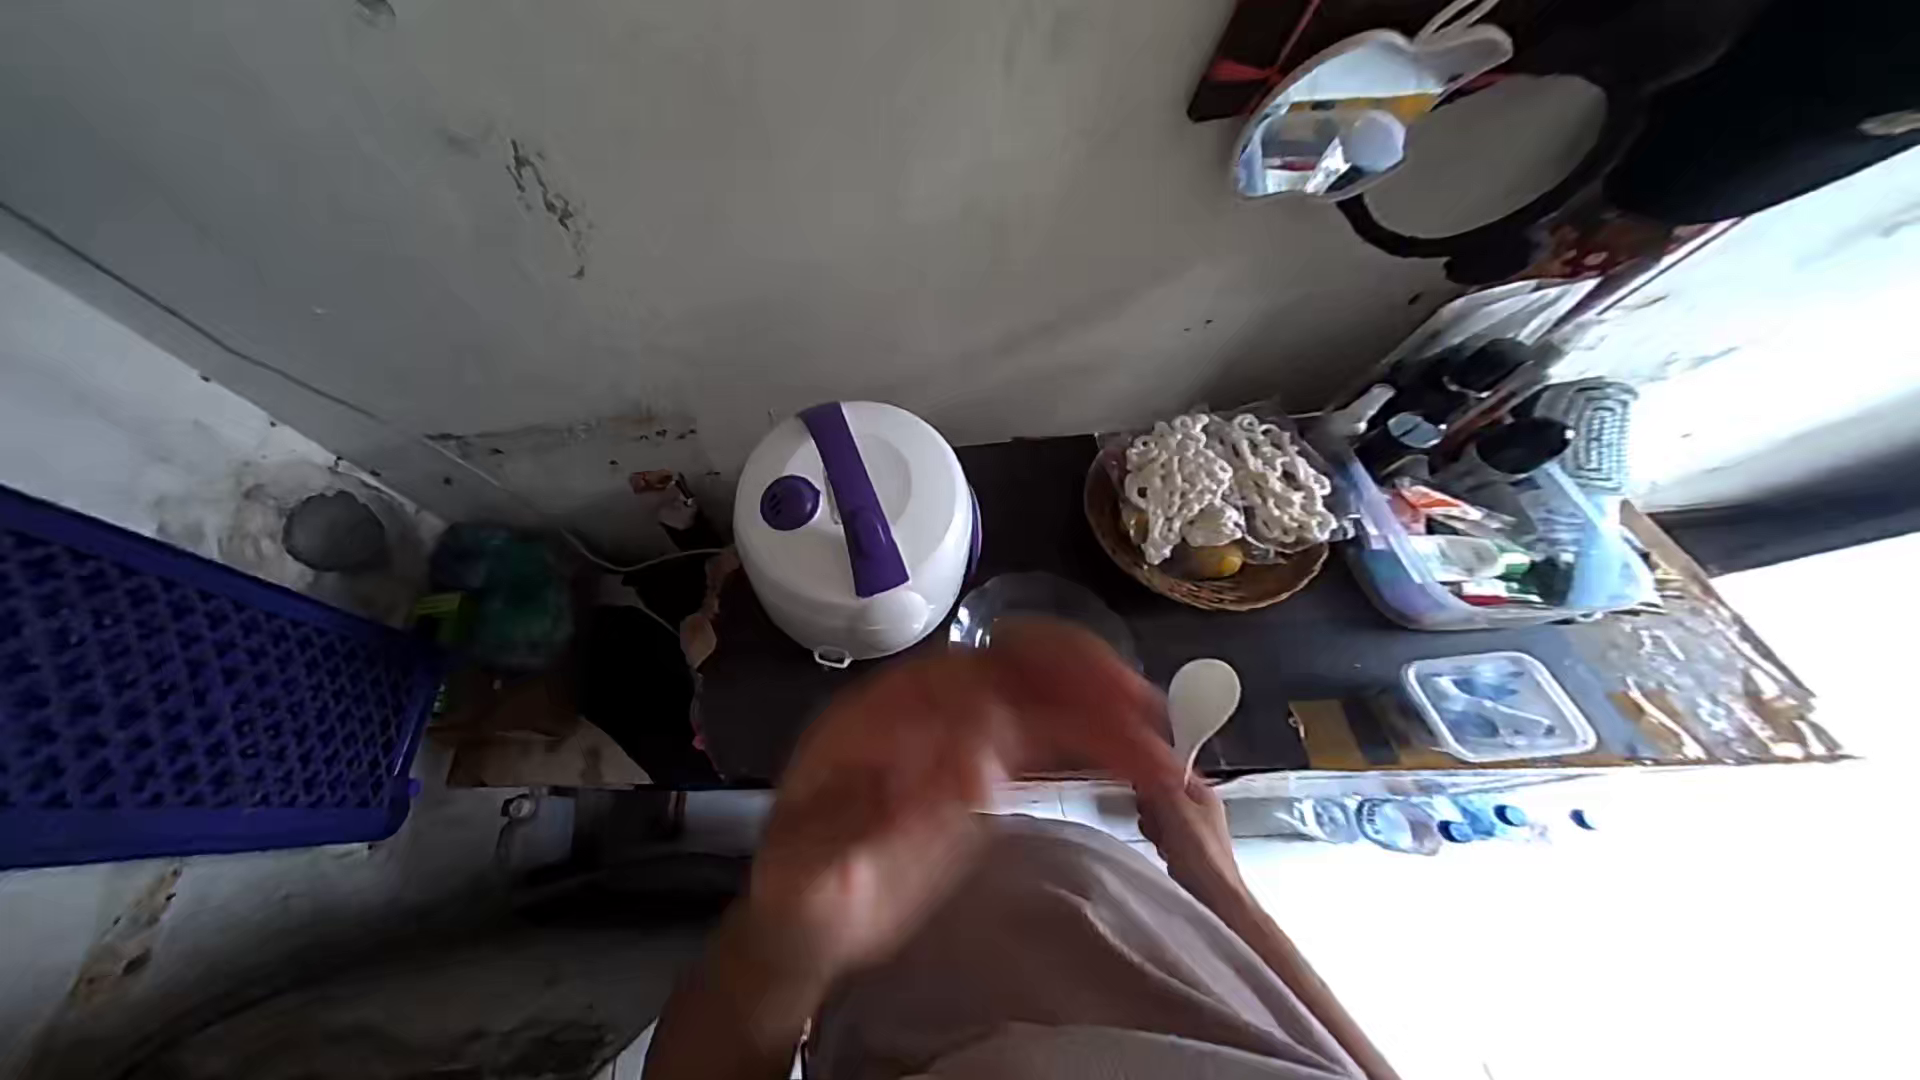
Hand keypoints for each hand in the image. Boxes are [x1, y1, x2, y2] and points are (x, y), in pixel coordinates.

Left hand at [747, 620, 1181, 984]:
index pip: (968, 673)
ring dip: (1102, 716)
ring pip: (1041, 699)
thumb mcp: (817, 874)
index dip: (1033, 681)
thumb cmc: (804, 896)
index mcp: (880, 714)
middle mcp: (925, 706)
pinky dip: (1092, 745)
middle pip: (1014, 669)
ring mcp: (957, 728)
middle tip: (1149, 718)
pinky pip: (1046, 738)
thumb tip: (978, 766)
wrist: (807, 916)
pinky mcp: (984, 760)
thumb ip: (881, 825)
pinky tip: (1130, 761)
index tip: (1095, 708)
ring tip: (1159, 747)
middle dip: (1086, 685)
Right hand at [1136, 773, 1250, 910]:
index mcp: (1203, 793)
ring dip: (1154, 825)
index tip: (1144, 787)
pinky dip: (1158, 840)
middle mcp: (1199, 808)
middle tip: (1156, 817)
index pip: (1172, 771)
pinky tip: (1164, 849)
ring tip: (1162, 837)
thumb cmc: (1202, 853)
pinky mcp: (1184, 846)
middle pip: (1162, 793)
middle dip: (1152, 806)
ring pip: (1159, 814)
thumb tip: (1147, 765)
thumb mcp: (1176, 807)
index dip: (1155, 778)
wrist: (1212, 894)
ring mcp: (1192, 828)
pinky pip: (1161, 833)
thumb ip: (1160, 784)